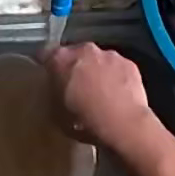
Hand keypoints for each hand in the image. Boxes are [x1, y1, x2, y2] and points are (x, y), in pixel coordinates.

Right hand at [42, 43, 158, 147]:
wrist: (122, 125)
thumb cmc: (83, 121)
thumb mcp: (55, 113)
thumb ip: (53, 94)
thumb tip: (57, 90)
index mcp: (60, 59)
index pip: (45, 53)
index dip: (46, 64)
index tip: (48, 74)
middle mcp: (84, 50)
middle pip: (74, 54)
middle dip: (74, 67)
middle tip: (75, 87)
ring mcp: (109, 55)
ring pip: (98, 60)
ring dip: (96, 71)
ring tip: (99, 93)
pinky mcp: (129, 64)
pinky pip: (117, 68)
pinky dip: (115, 77)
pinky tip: (117, 95)